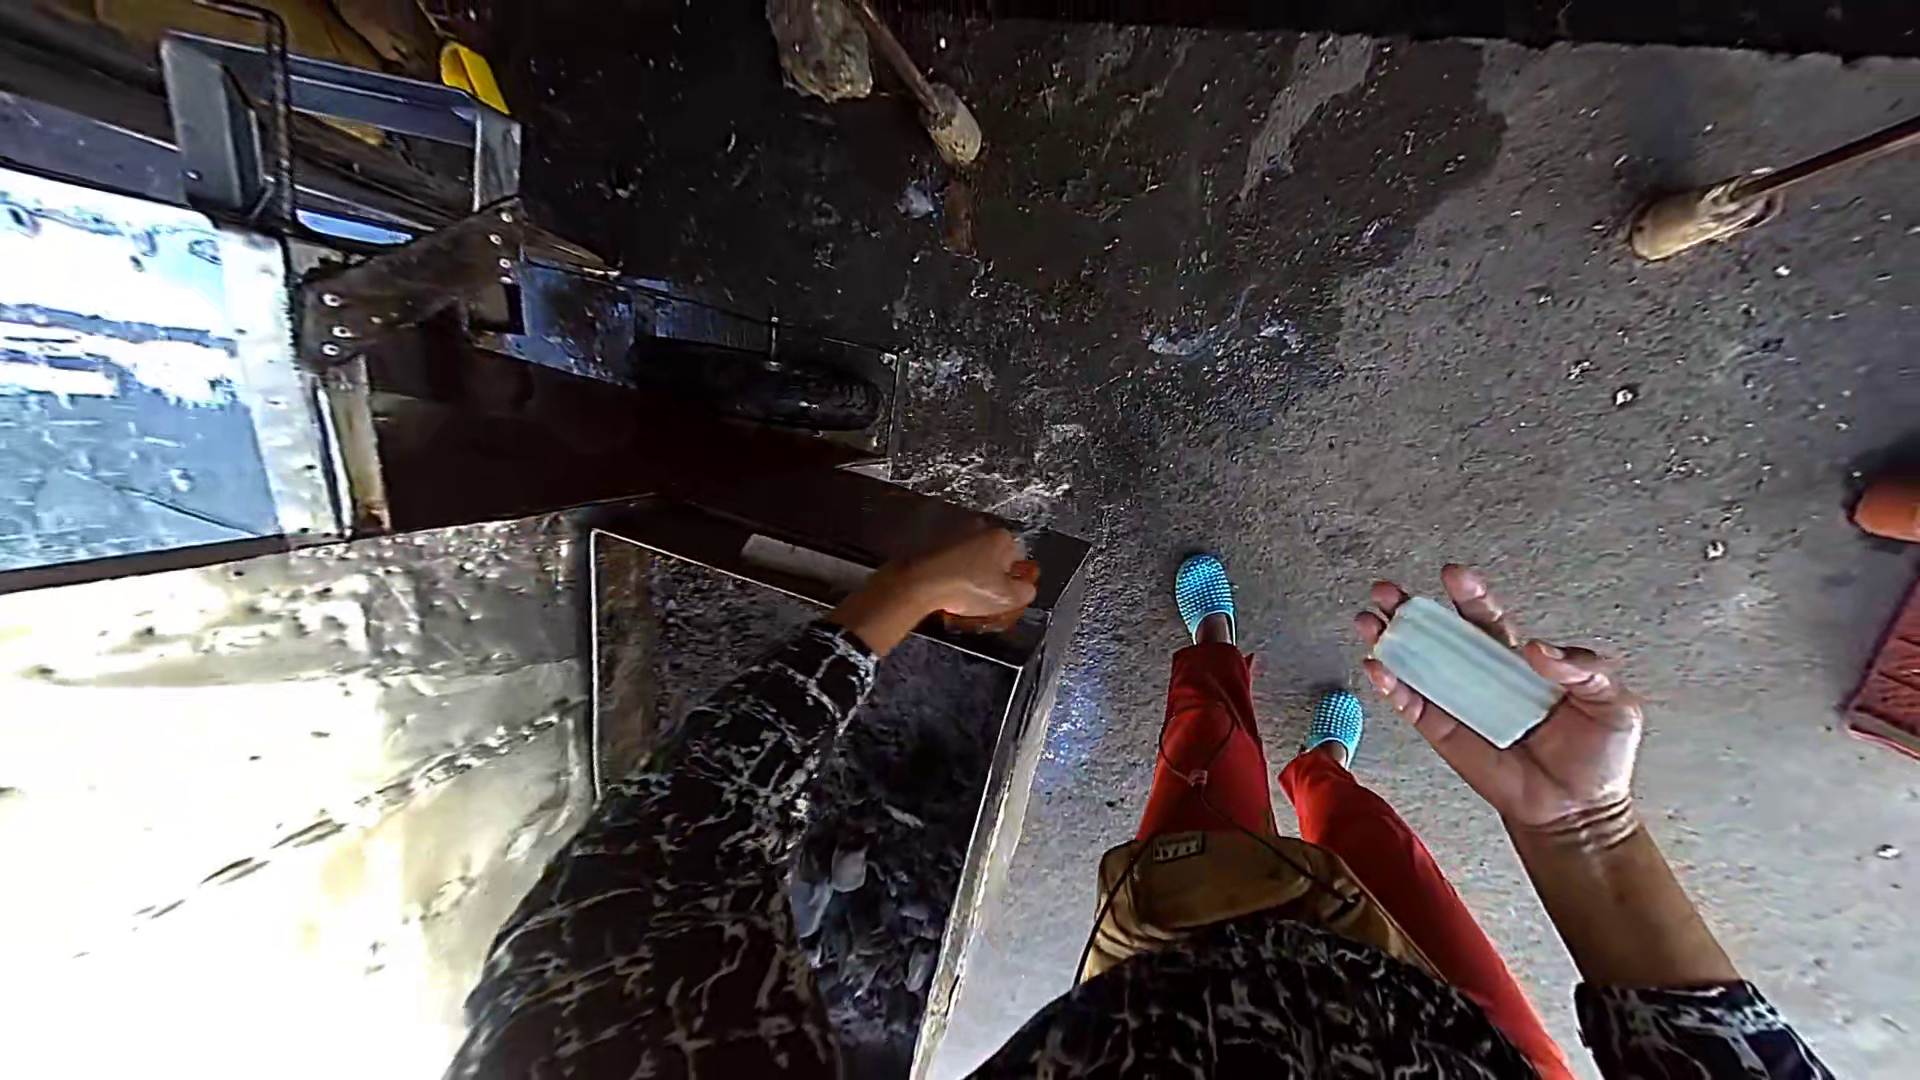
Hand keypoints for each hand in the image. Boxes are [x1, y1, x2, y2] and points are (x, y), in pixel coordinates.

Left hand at [892, 526, 1037, 616]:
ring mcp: (955, 531)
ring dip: (971, 569)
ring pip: (972, 554)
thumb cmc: (965, 587)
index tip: (1006, 590)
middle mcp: (979, 527)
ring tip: (965, 592)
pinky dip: (952, 568)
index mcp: (1001, 536)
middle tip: (986, 593)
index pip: (1019, 555)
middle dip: (993, 571)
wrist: (919, 583)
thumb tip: (1027, 588)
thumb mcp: (1006, 598)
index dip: (1014, 576)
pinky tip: (948, 585)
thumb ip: (1025, 591)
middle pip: (994, 552)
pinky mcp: (933, 540)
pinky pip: (951, 556)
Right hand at [1354, 565, 1643, 836]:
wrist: (1576, 807)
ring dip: (1383, 637)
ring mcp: (1450, 696)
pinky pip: (1405, 699)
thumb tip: (1536, 649)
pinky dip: (1387, 682)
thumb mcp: (1612, 703)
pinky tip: (1376, 665)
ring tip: (1367, 619)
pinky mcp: (1434, 724)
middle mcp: (1473, 670)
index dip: (1468, 595)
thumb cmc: (1595, 755)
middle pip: (1431, 631)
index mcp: (1512, 659)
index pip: (1484, 619)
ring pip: (1407, 659)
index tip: (1453, 574)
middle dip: (1405, 607)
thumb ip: (1585, 670)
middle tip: (1385, 590)